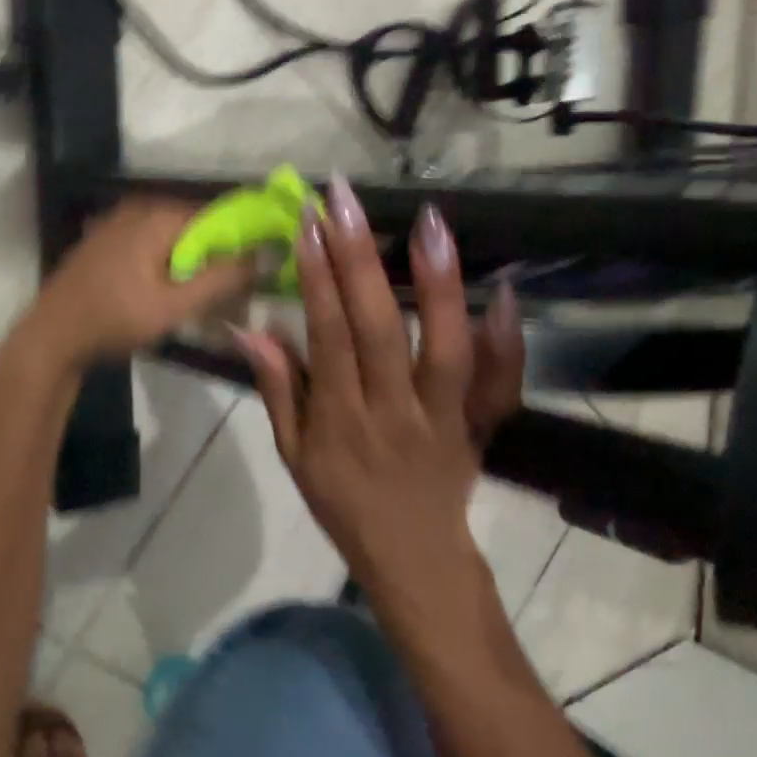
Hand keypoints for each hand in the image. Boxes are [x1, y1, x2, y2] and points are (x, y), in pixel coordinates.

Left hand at [19, 198, 255, 369]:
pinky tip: (168, 293)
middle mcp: (137, 209)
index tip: (258, 272)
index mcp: (157, 216)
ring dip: (189, 264)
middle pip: (193, 227)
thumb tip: (269, 255)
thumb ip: (223, 279)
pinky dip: (163, 265)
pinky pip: (147, 246)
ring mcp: (115, 224)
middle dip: (215, 256)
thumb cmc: (114, 319)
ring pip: (169, 239)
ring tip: (204, 299)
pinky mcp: (102, 243)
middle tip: (233, 293)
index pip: (218, 217)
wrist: (51, 336)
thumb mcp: (174, 305)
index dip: (241, 242)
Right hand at [230, 176, 524, 618]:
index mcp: (339, 422)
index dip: (315, 278)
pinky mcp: (480, 423)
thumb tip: (248, 327)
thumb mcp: (292, 455)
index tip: (307, 222)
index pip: (326, 338)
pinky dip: (508, 338)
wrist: (413, 558)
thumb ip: (276, 389)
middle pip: (379, 329)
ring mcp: (443, 418)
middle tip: (345, 198)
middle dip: (359, 257)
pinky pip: (501, 383)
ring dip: (437, 281)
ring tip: (429, 221)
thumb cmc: (341, 503)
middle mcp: (393, 412)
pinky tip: (504, 290)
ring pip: (446, 347)